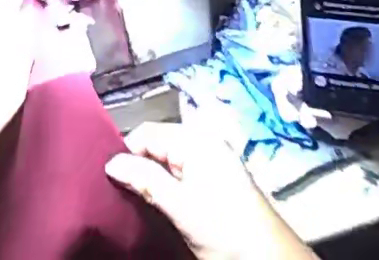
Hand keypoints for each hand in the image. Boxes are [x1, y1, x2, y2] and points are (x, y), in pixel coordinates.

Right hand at [106, 122, 316, 259]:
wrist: (270, 259)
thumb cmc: (224, 228)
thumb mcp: (180, 207)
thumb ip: (146, 180)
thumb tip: (111, 162)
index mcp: (196, 139)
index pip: (148, 132)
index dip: (126, 152)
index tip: (107, 178)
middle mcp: (204, 142)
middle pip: (159, 144)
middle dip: (138, 164)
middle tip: (117, 192)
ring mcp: (212, 160)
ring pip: (169, 160)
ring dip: (152, 177)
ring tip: (134, 200)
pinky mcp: (217, 180)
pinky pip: (182, 172)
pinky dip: (168, 185)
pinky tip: (159, 204)